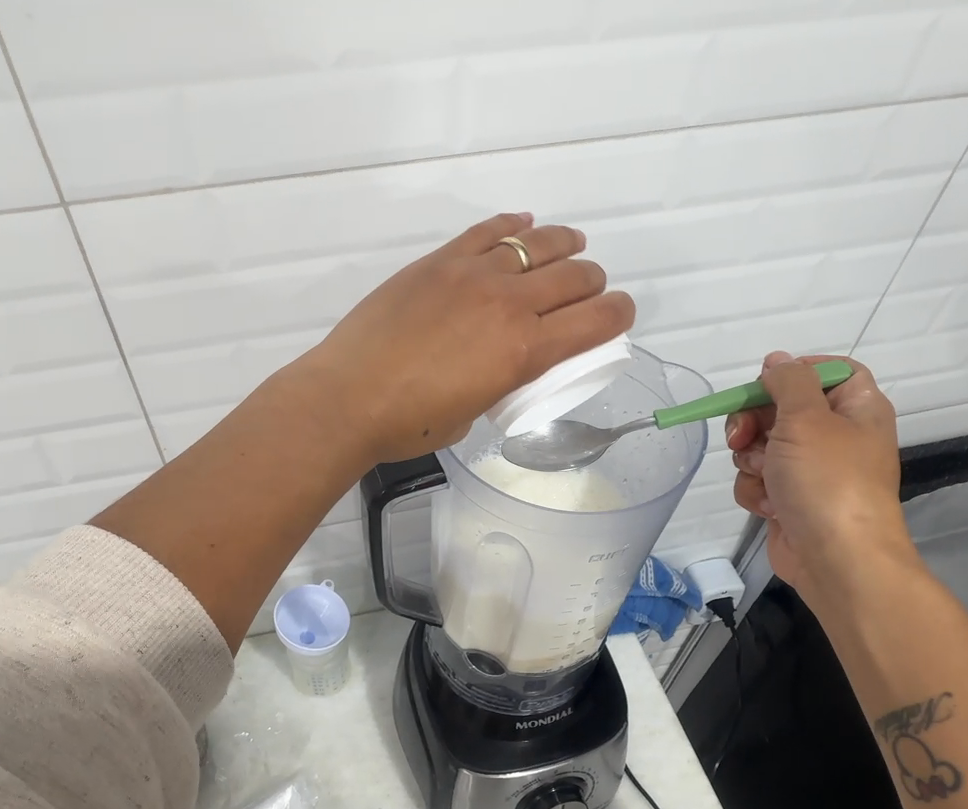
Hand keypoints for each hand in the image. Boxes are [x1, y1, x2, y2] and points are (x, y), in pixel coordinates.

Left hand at [281, 212, 634, 463]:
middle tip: (588, 292)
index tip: (619, 316)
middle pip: (575, 276)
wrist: (347, 396)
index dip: (619, 315)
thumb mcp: (473, 415)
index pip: (597, 321)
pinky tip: (524, 225)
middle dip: (593, 284)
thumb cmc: (409, 424)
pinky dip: (514, 226)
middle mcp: (510, 303)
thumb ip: (497, 385)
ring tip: (571, 248)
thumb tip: (493, 370)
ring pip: (538, 244)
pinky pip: (488, 232)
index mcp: (525, 351)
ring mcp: (473, 274)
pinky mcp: (439, 262)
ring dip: (564, 246)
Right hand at [727, 352, 912, 604]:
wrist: (837, 557)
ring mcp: (812, 470)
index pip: (828, 371)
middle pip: (782, 408)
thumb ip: (788, 381)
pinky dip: (756, 490)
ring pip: (761, 446)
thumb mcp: (806, 417)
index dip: (794, 372)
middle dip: (754, 422)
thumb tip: (777, 361)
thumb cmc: (828, 480)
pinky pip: (758, 480)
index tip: (764, 384)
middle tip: (742, 436)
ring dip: (751, 460)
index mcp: (856, 408)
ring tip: (766, 477)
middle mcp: (836, 435)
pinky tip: (769, 505)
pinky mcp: (790, 499)